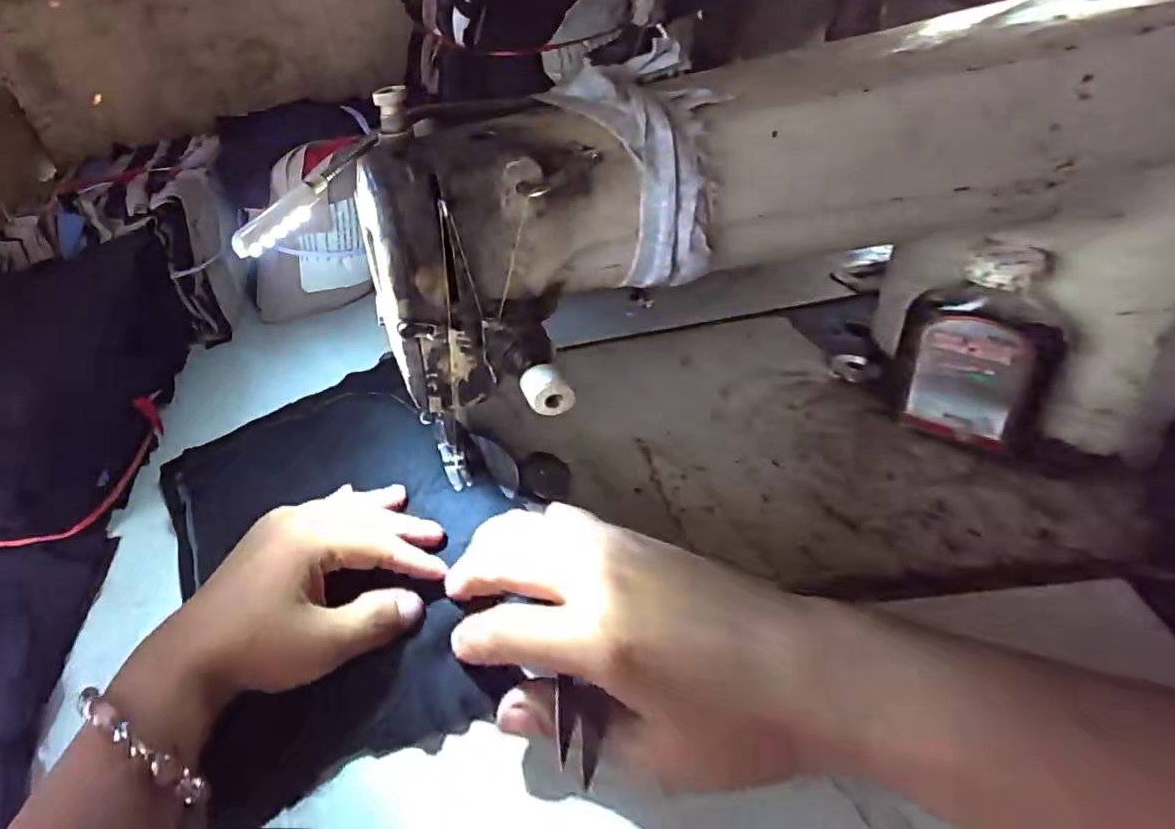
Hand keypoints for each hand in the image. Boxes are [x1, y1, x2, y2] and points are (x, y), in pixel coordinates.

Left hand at [153, 484, 446, 701]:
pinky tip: (346, 495)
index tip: (445, 571)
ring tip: (400, 497)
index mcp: (309, 537)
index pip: (372, 541)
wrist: (197, 649)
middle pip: (355, 517)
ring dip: (369, 508)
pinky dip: (338, 506)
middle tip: (435, 531)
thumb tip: (415, 602)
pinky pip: (315, 510)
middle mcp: (294, 518)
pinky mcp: (267, 534)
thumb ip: (373, 618)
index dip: (410, 557)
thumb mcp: (324, 642)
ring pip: (334, 508)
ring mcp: (277, 523)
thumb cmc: (261, 645)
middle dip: (396, 525)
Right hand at [446, 504, 824, 792]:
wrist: (814, 669)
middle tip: (458, 595)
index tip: (462, 648)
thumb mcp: (657, 755)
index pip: (504, 629)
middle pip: (499, 558)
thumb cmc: (738, 726)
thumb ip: (570, 729)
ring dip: (492, 545)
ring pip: (521, 525)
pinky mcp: (626, 532)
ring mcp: (608, 546)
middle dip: (467, 575)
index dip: (472, 640)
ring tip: (486, 568)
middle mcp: (591, 578)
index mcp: (598, 639)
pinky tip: (536, 553)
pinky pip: (556, 516)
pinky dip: (529, 529)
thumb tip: (505, 711)